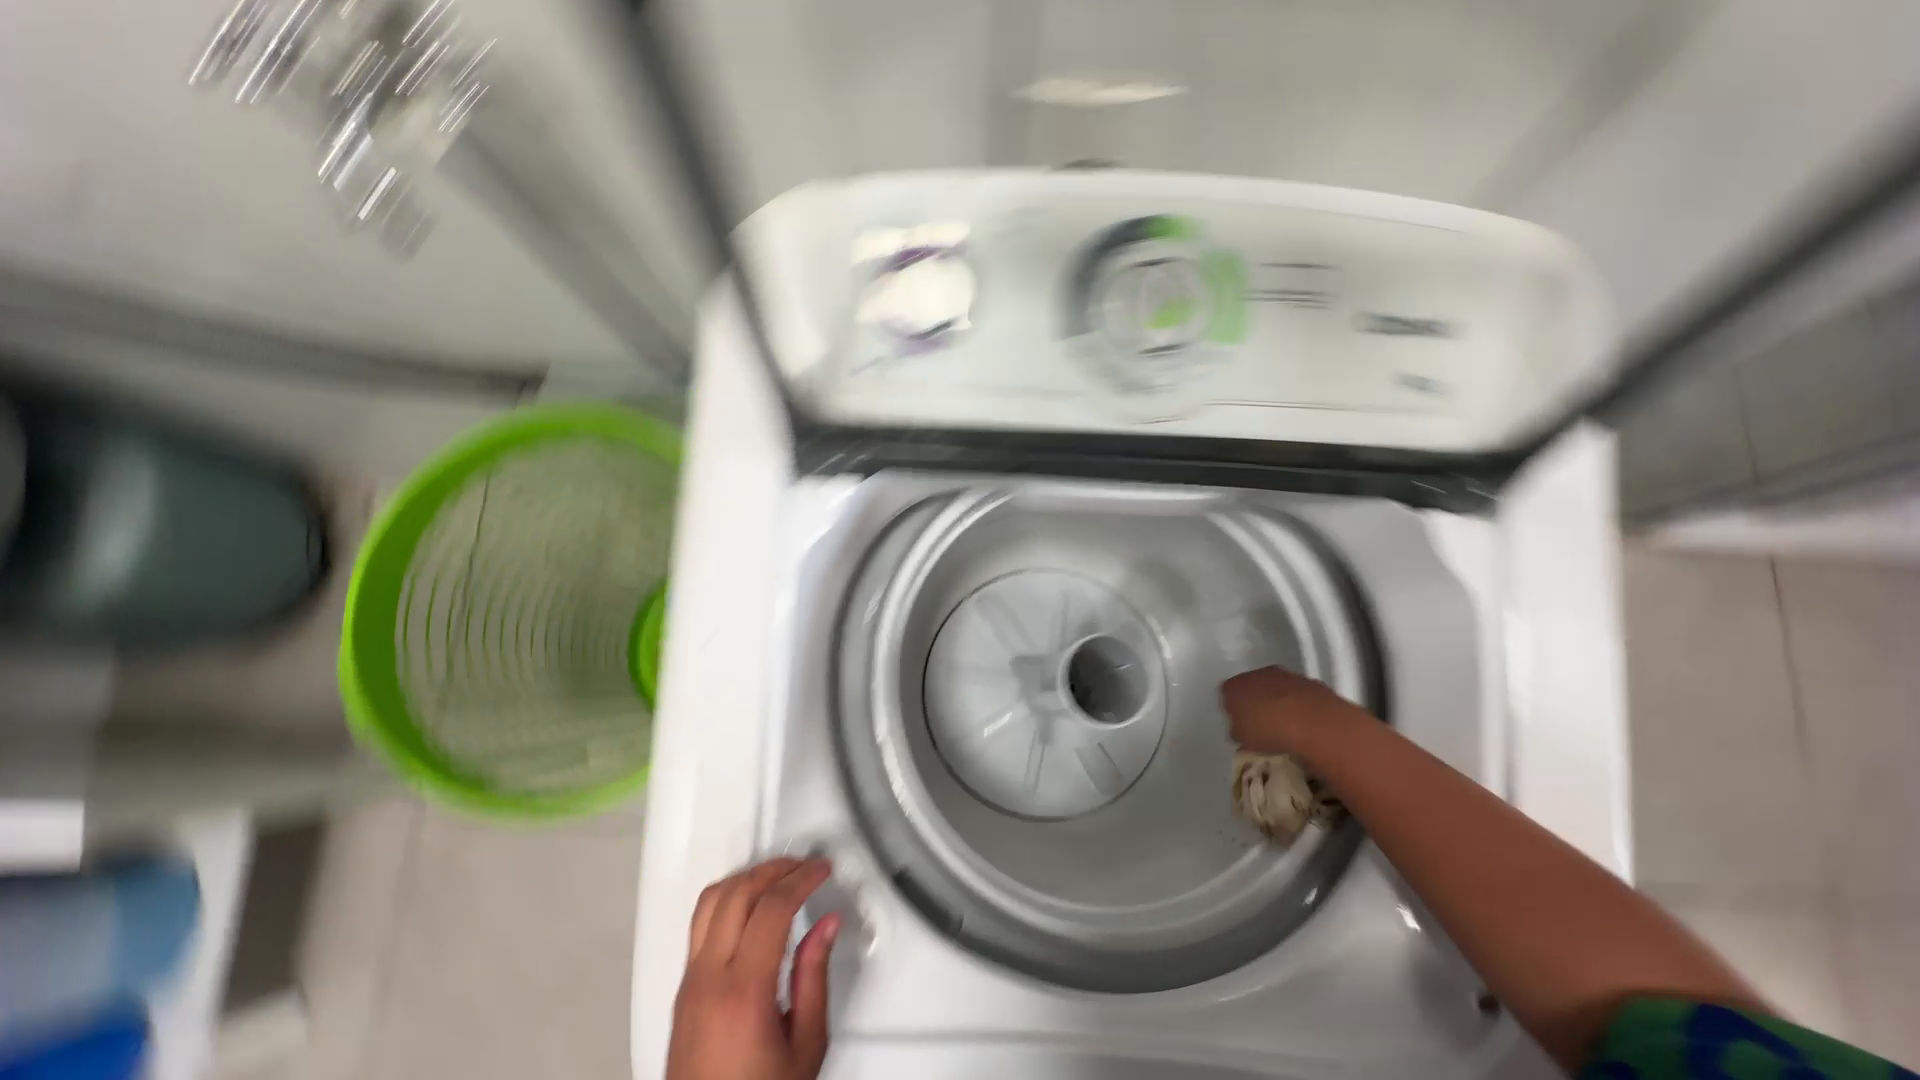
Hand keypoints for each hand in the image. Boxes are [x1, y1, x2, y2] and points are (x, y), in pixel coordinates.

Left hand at [667, 857, 840, 1079]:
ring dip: (746, 878)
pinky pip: (700, 924)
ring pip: (709, 902)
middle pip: (735, 894)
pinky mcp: (682, 989)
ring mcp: (689, 981)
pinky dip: (729, 899)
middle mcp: (708, 977)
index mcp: (744, 991)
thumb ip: (814, 977)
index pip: (771, 909)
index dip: (800, 879)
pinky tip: (753, 906)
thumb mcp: (806, 1045)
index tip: (822, 869)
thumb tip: (826, 924)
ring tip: (780, 876)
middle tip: (805, 866)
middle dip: (773, 869)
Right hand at [1221, 666, 1367, 753]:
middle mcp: (1256, 674)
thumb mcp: (1243, 740)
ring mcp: (1284, 675)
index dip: (1232, 711)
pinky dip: (1297, 704)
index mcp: (1233, 687)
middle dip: (1255, 703)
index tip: (1239, 725)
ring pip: (1275, 688)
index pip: (1226, 695)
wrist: (1313, 721)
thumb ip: (1238, 731)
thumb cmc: (1268, 731)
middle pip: (1252, 688)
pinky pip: (1297, 694)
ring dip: (1278, 702)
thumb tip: (1241, 730)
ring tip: (1285, 725)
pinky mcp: (1308, 681)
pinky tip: (1303, 722)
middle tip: (1261, 724)